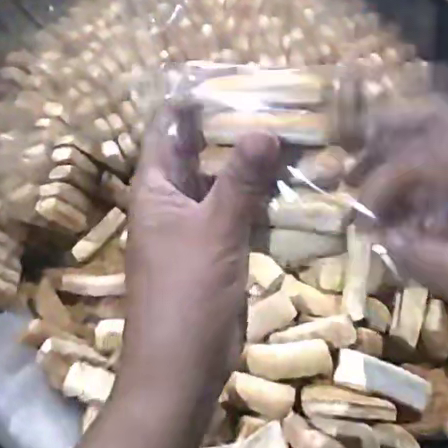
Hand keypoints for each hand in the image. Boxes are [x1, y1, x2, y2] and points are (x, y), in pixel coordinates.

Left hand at [116, 104, 279, 445]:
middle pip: (200, 153)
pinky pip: (238, 210)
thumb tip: (265, 129)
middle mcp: (172, 202)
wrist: (181, 372)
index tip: (230, 76)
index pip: (168, 131)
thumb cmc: (187, 296)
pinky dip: (260, 195)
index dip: (192, 103)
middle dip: (233, 129)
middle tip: (277, 100)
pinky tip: (292, 181)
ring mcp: (195, 227)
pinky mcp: (218, 249)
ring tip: (292, 131)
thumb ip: (240, 181)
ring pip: (224, 183)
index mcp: (155, 190)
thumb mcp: (215, 231)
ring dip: (251, 163)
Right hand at [352, 104, 447, 388]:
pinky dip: (427, 173)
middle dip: (390, 135)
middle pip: (443, 123)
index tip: (361, 219)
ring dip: (406, 149)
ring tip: (365, 176)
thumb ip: (441, 267)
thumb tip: (385, 240)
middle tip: (349, 164)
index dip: (388, 181)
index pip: (434, 158)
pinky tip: (407, 202)